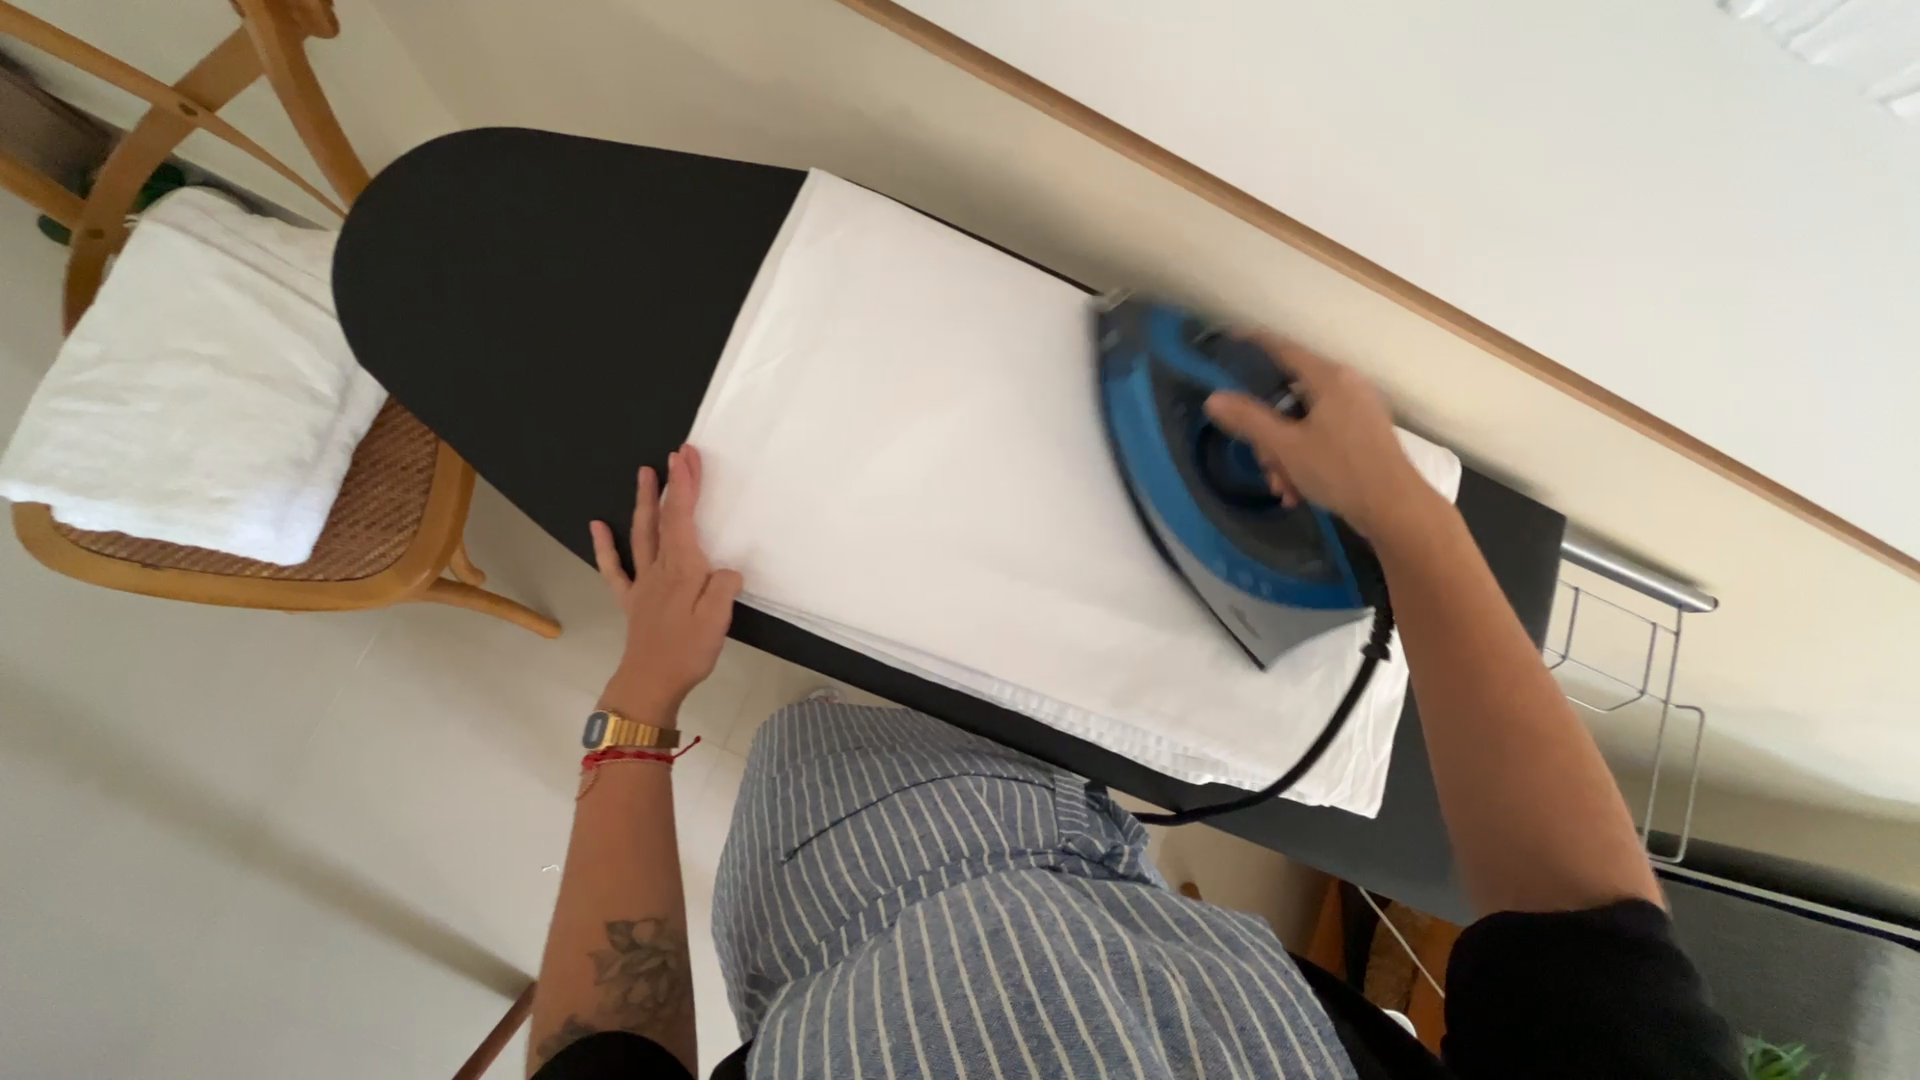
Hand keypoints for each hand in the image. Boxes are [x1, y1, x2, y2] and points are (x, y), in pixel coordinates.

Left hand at [590, 444, 741, 724]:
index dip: (685, 485)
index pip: (682, 518)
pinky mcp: (633, 600)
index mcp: (682, 569)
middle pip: (664, 518)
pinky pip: (614, 568)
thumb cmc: (687, 651)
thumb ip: (723, 586)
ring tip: (643, 474)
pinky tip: (597, 526)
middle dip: (670, 485)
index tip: (687, 456)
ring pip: (641, 534)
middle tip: (675, 455)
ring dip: (643, 502)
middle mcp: (660, 568)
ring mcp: (642, 583)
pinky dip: (605, 546)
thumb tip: (727, 569)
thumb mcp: (717, 618)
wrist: (650, 683)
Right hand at [1202, 335, 1433, 541]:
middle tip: (1262, 460)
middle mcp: (1345, 386)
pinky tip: (1296, 491)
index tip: (1225, 344)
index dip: (1252, 346)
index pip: (1282, 349)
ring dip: (1283, 455)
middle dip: (1267, 433)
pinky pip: (1319, 438)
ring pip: (1301, 422)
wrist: (1396, 509)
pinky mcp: (1362, 435)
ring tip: (1281, 485)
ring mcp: (1356, 410)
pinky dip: (1302, 460)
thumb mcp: (1285, 446)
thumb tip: (1213, 398)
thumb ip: (1248, 419)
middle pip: (1287, 396)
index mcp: (1329, 378)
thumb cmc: (1340, 471)